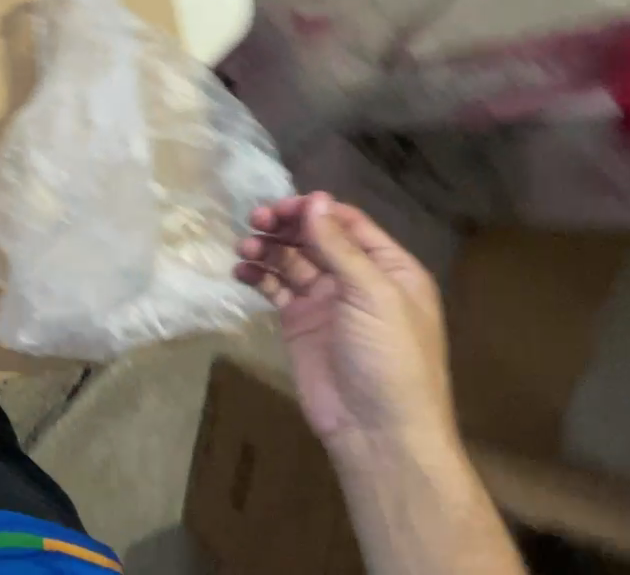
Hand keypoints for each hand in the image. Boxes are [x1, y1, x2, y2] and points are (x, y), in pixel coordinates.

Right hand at [234, 192, 455, 455]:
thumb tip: (316, 198)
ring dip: (267, 248)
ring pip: (290, 259)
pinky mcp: (299, 321)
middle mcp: (356, 279)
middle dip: (284, 225)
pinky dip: (257, 275)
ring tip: (244, 248)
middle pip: (314, 237)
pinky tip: (241, 272)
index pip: (346, 223)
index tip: (280, 207)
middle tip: (255, 220)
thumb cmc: (389, 357)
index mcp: (388, 269)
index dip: (313, 210)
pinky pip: (275, 287)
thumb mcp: (372, 295)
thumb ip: (340, 246)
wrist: (377, 431)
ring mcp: (325, 300)